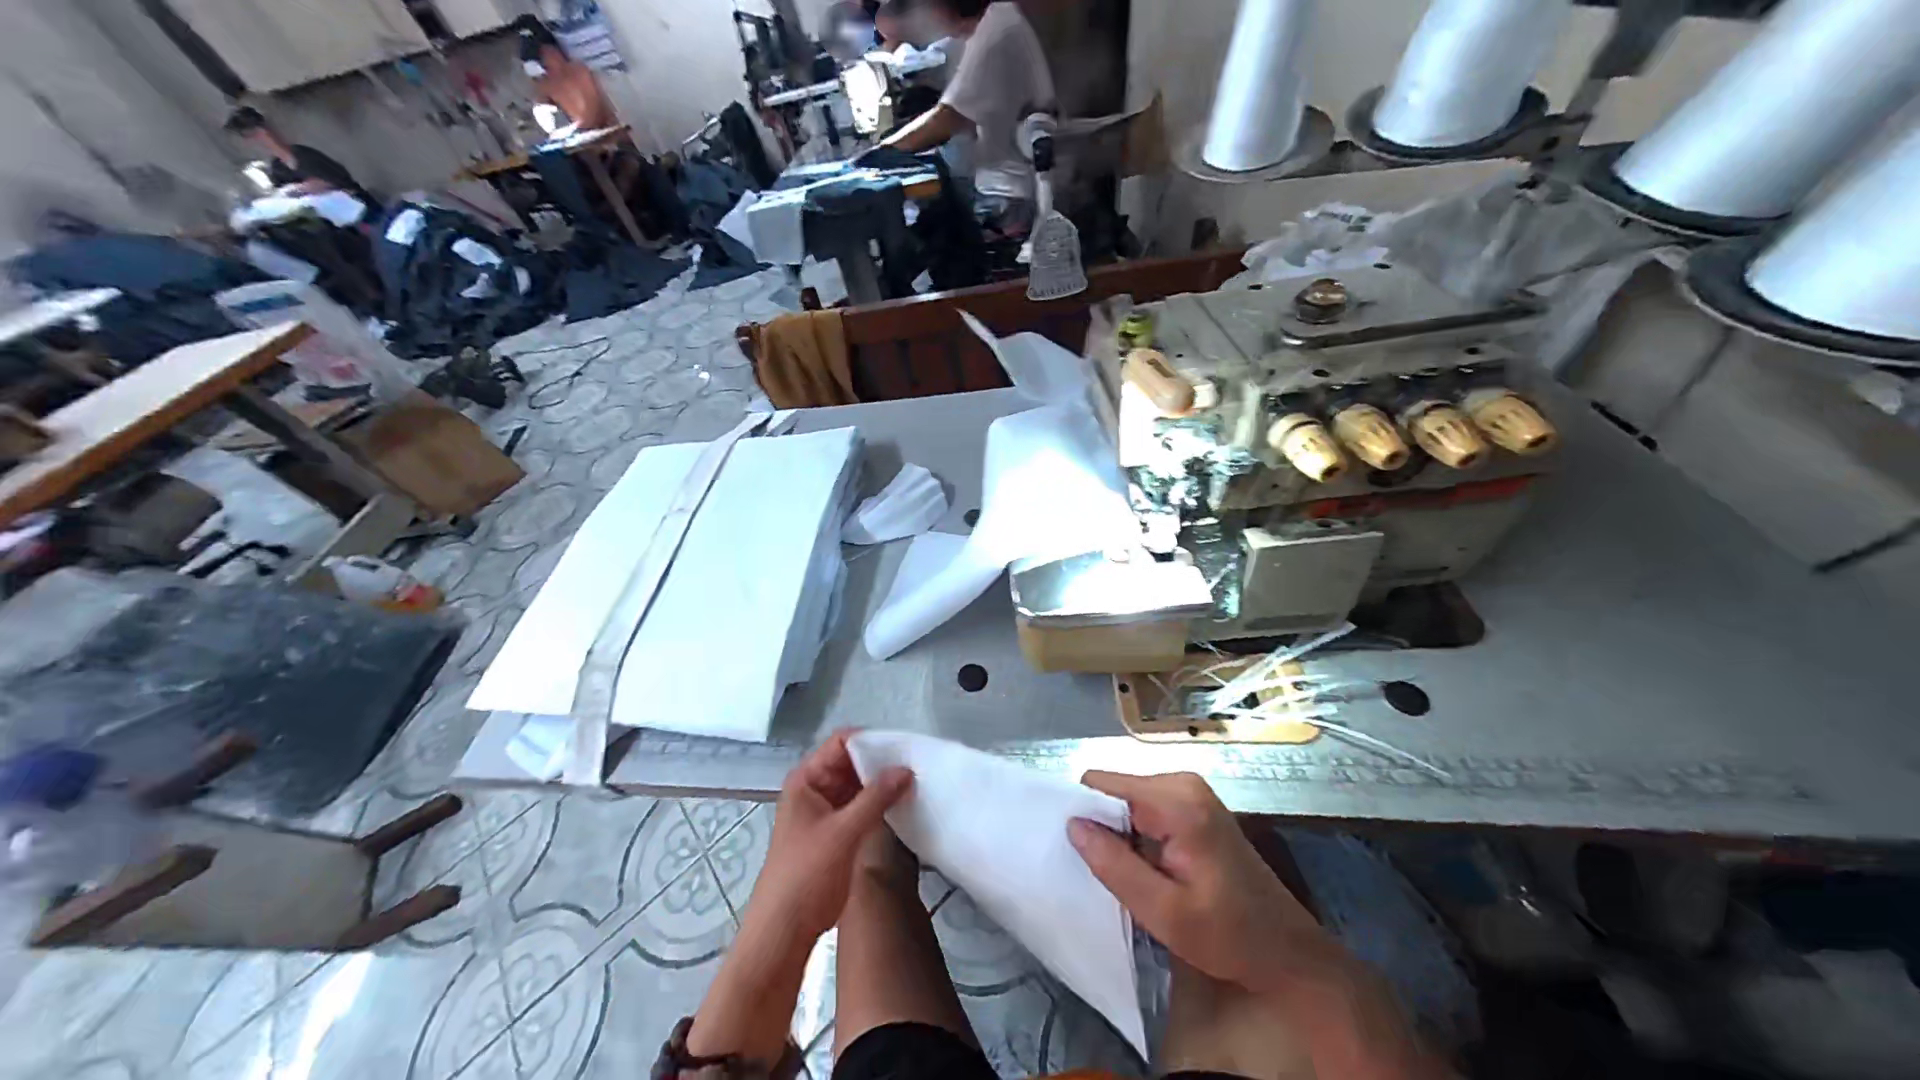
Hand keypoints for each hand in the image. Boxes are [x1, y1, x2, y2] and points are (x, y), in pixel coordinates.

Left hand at [687, 734, 908, 1063]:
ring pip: (859, 785)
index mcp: (807, 779)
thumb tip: (906, 769)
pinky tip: (905, 806)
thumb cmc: (805, 874)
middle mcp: (815, 788)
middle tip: (918, 765)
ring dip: (883, 785)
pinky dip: (881, 805)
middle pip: (852, 761)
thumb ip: (875, 798)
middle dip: (882, 762)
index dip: (872, 740)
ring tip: (918, 783)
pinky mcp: (837, 833)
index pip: (842, 742)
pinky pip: (862, 807)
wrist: (783, 930)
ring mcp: (826, 811)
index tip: (905, 748)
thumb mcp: (843, 832)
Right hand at [1071, 773, 1438, 1079]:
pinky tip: (1149, 869)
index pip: (1102, 784)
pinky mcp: (1195, 805)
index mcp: (1176, 801)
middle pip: (1114, 789)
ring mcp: (1191, 791)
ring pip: (1127, 800)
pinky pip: (1145, 808)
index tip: (1083, 853)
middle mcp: (1183, 783)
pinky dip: (1137, 835)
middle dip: (1104, 827)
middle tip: (1110, 872)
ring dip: (1121, 834)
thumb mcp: (1164, 913)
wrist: (1288, 952)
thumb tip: (1072, 823)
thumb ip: (1115, 866)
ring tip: (1131, 874)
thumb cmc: (1229, 935)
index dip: (1084, 815)